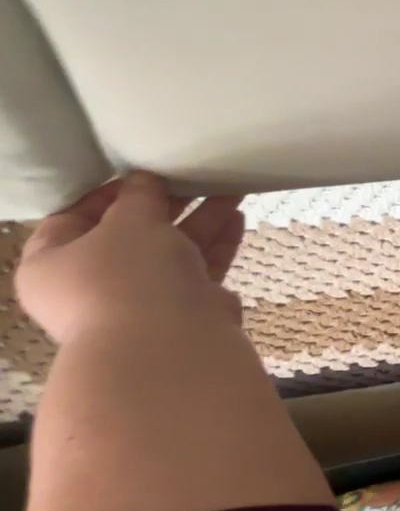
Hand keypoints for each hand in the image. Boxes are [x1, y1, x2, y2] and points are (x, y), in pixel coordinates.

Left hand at [14, 172, 245, 344]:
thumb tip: (144, 179)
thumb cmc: (127, 274)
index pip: (73, 217)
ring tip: (230, 188)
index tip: (145, 173)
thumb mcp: (128, 223)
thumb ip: (138, 197)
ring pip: (172, 247)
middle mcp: (91, 280)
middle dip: (166, 204)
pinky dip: (217, 241)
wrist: (166, 337)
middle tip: (193, 177)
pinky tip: (237, 216)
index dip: (108, 193)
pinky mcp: (182, 301)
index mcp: (52, 262)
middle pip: (130, 232)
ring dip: (201, 217)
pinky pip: (199, 264)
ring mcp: (140, 293)